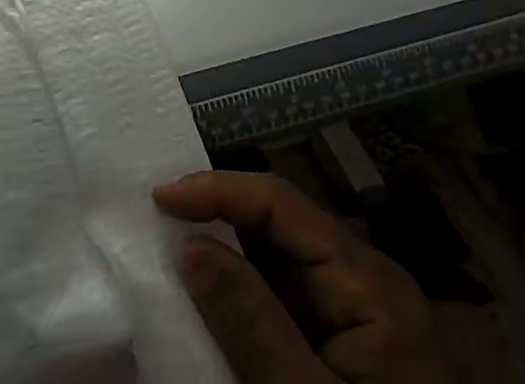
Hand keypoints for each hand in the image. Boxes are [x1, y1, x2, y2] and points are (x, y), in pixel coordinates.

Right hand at [154, 171, 447, 383]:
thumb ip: (250, 323)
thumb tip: (190, 243)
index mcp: (366, 280)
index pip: (283, 204)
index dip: (219, 189)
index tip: (160, 196)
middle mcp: (361, 277)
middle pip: (280, 222)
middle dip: (218, 211)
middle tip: (158, 214)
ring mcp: (352, 306)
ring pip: (277, 255)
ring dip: (225, 247)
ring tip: (171, 241)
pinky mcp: (339, 335)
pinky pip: (283, 292)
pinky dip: (241, 287)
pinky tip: (207, 291)